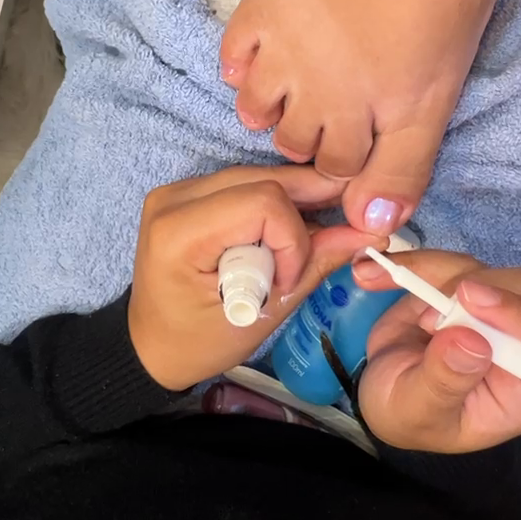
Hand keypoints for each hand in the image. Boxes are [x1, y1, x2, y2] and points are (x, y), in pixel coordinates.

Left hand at [127, 167, 385, 390]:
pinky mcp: (187, 191)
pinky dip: (271, 204)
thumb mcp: (259, 317)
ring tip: (310, 238)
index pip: (263, 202)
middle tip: (339, 230)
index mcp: (178, 232)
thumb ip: (311, 268)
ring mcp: (177, 189)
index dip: (294, 237)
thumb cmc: (196, 343)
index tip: (290, 279)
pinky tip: (289, 228)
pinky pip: (243, 182)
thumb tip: (370, 234)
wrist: (149, 345)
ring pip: (256, 175)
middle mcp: (173, 197)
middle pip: (262, 178)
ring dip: (290, 204)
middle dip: (305, 206)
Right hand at [352, 251, 520, 452]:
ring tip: (393, 301)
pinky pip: (439, 261)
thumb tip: (471, 340)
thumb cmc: (412, 418)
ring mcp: (487, 306)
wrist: (381, 396)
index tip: (474, 302)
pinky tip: (370, 276)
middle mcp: (519, 337)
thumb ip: (445, 382)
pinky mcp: (454, 284)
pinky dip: (405, 263)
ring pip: (479, 267)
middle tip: (428, 317)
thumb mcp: (420, 413)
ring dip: (431, 274)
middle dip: (477, 291)